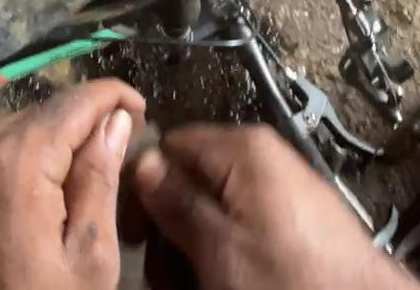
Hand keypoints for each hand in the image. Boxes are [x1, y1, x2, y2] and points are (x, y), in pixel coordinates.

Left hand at [0, 79, 143, 289]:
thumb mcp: (85, 261)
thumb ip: (101, 181)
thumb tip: (116, 121)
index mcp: (19, 158)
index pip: (80, 99)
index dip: (117, 96)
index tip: (143, 113)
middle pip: (52, 110)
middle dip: (89, 124)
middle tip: (119, 157)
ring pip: (27, 125)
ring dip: (59, 140)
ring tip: (85, 180)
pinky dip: (29, 156)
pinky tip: (45, 194)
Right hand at [130, 124, 417, 289]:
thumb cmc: (289, 279)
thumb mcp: (220, 247)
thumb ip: (178, 202)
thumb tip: (142, 161)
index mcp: (242, 149)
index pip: (170, 144)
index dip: (144, 186)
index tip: (130, 234)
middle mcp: (259, 157)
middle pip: (190, 179)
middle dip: (168, 228)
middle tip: (164, 278)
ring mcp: (275, 188)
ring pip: (212, 208)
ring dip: (191, 249)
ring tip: (190, 286)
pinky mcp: (288, 218)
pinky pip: (239, 225)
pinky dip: (222, 253)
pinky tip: (219, 282)